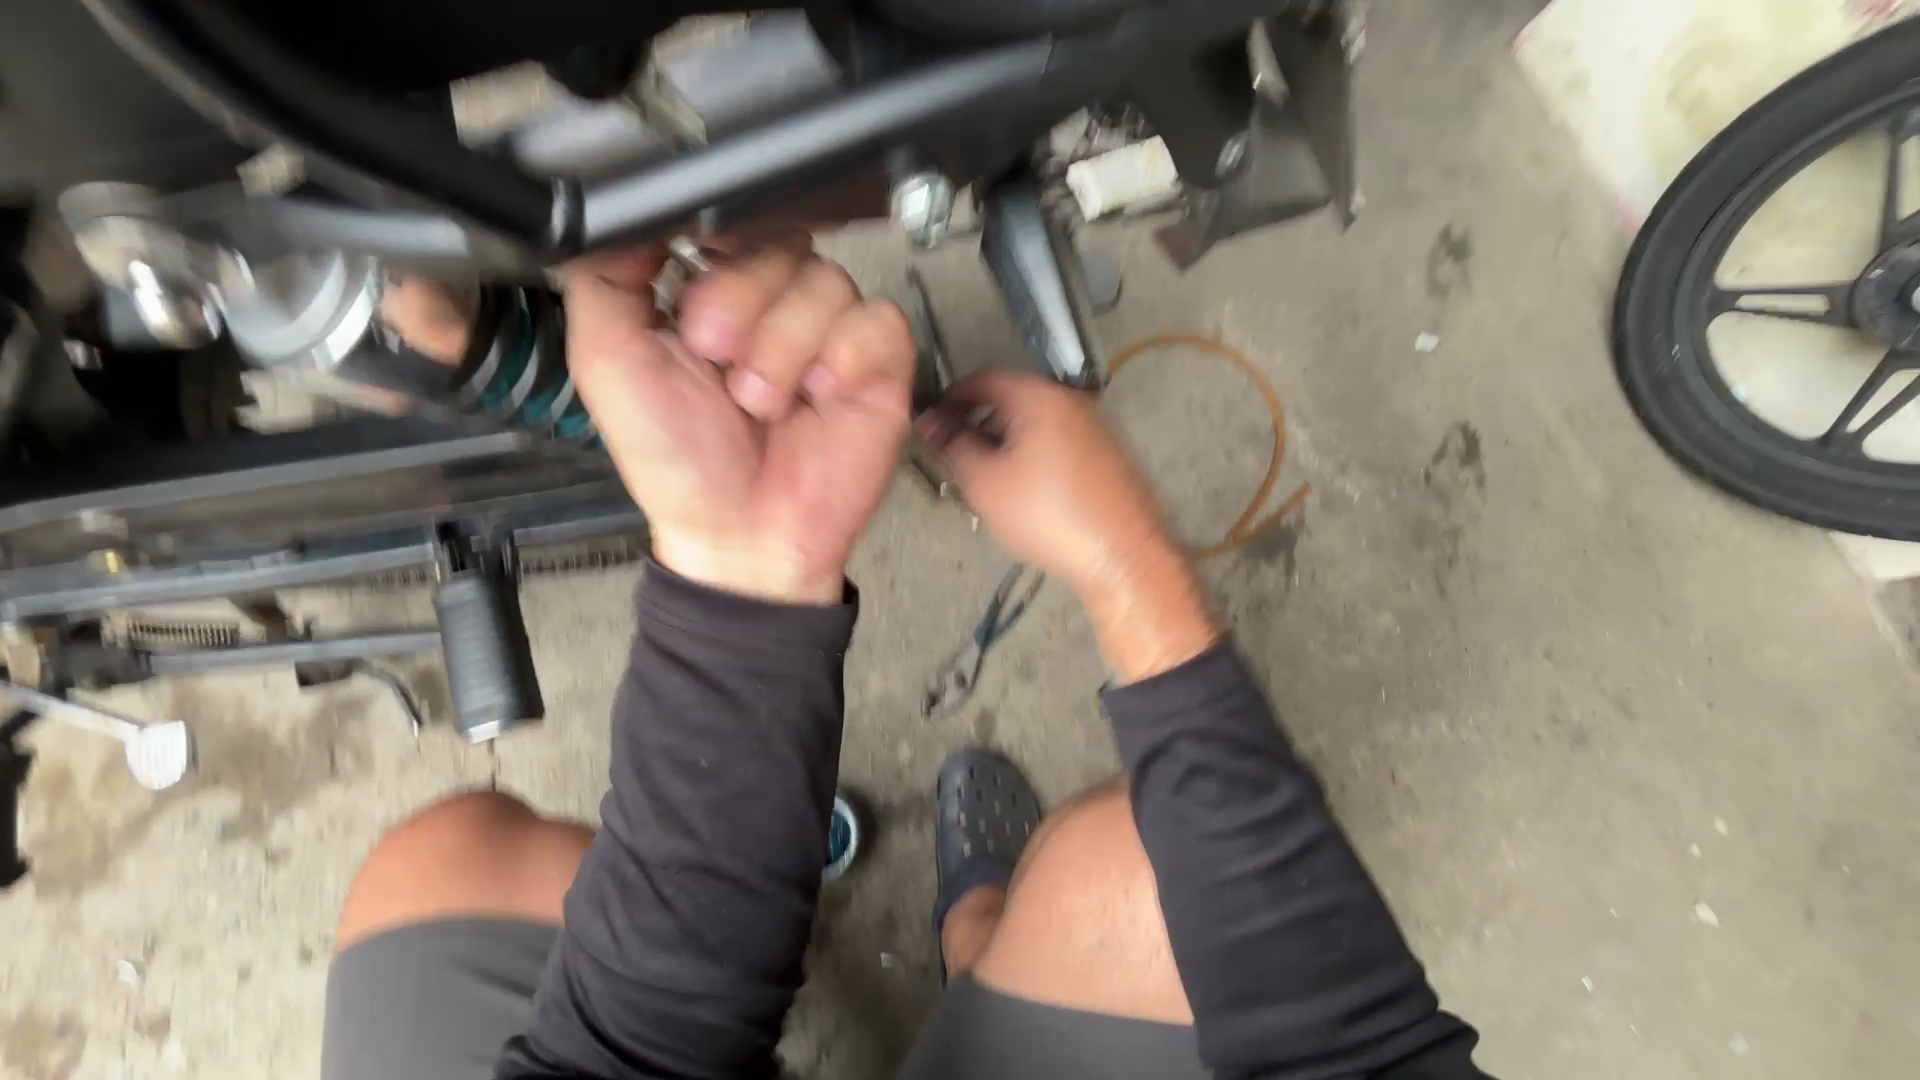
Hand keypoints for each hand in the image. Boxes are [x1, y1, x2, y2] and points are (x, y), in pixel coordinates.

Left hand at [563, 236, 915, 603]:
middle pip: (782, 244)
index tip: (694, 314)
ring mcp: (831, 336)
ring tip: (767, 404)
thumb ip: (606, 275)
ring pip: (828, 281)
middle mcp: (777, 310)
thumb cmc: (681, 463)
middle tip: (721, 367)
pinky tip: (822, 395)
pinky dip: (845, 354)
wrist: (741, 534)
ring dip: (785, 346)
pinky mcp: (878, 366)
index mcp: (717, 298)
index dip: (714, 254)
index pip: (731, 225)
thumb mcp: (609, 359)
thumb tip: (631, 214)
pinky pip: (878, 319)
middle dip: (741, 304)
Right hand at [916, 372, 1173, 592]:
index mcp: (1039, 397)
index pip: (982, 380)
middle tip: (959, 461)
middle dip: (980, 429)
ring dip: (1007, 448)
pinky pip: (1059, 447)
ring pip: (1036, 427)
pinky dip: (1035, 461)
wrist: (1120, 556)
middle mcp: (1072, 403)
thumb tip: (933, 424)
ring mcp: (1095, 429)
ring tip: (991, 487)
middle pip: (1011, 403)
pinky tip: (1027, 498)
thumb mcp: (984, 482)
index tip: (935, 424)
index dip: (951, 401)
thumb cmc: (1053, 518)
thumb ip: (952, 445)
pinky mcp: (1108, 457)